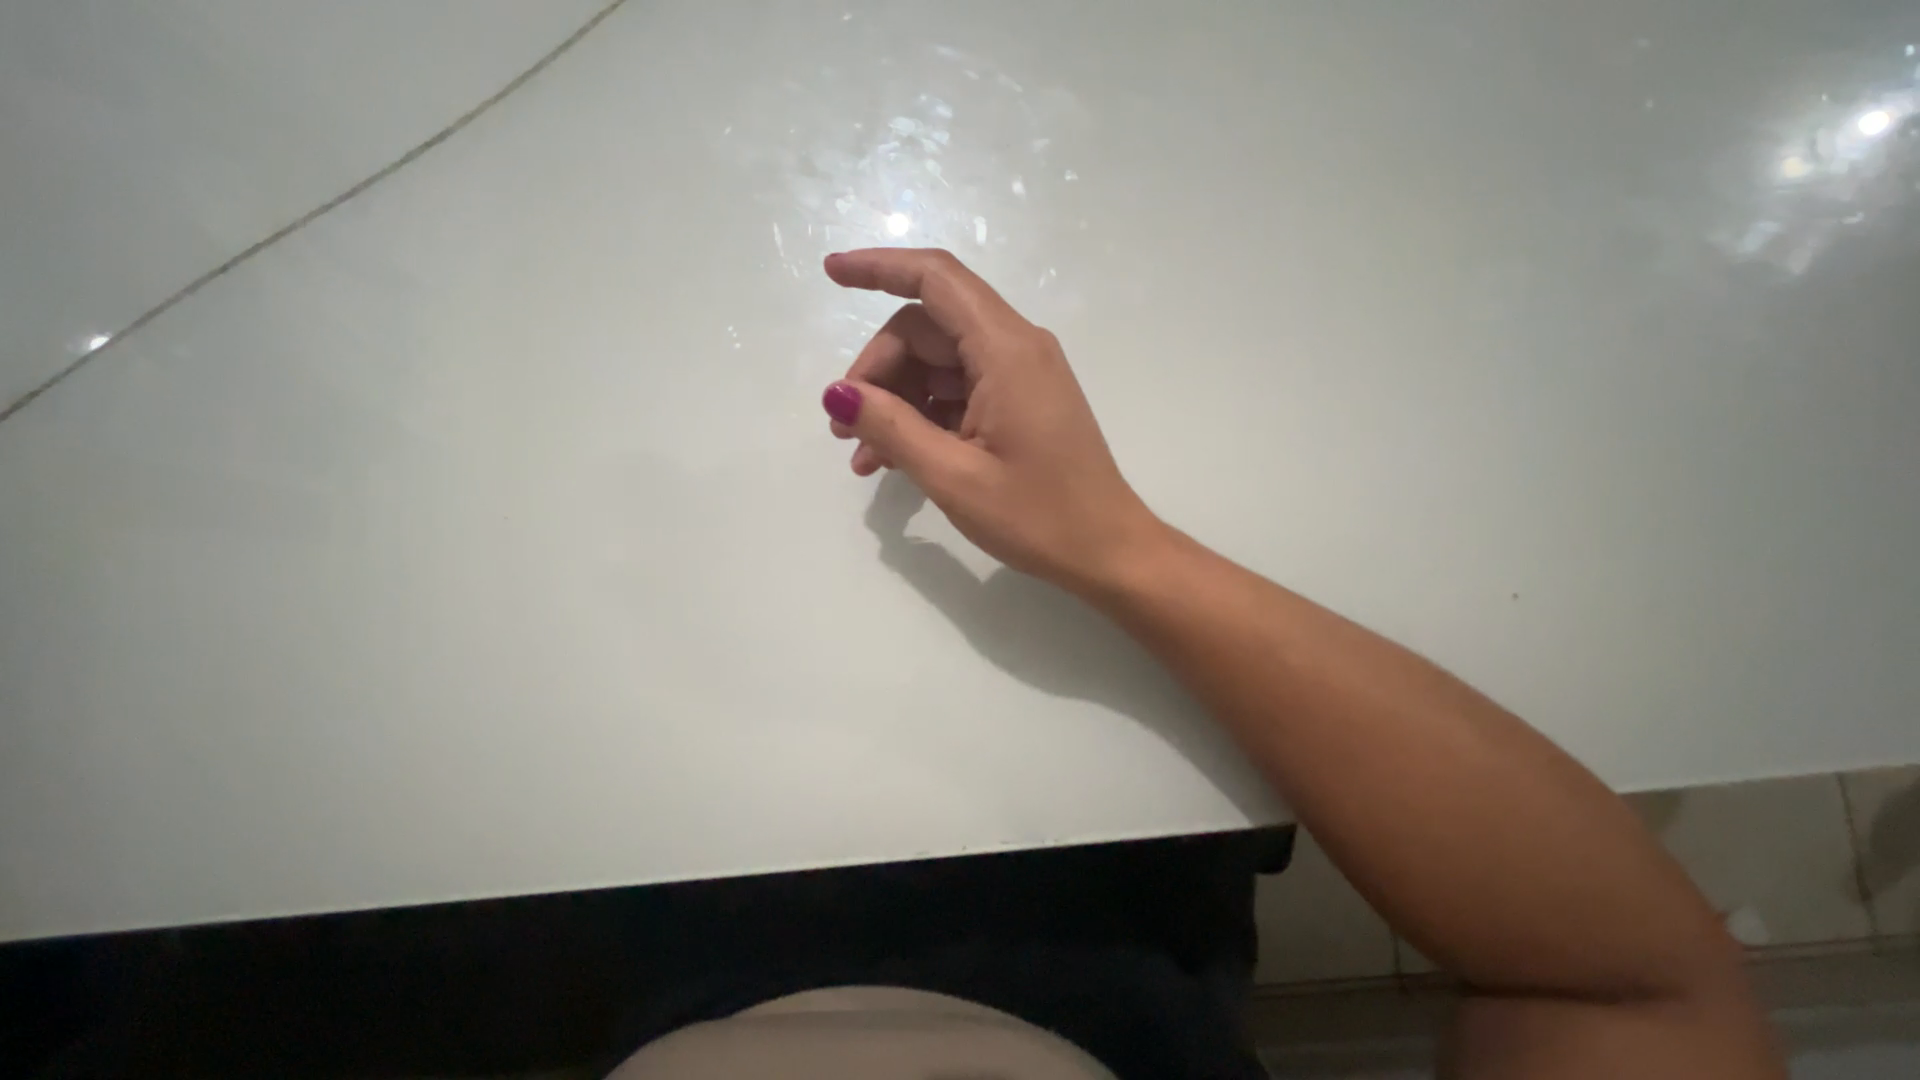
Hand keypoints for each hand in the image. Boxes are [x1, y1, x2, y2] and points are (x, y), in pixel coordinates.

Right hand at [821, 248, 1163, 593]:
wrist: (1106, 550)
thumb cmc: (1037, 516)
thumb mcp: (953, 476)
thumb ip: (891, 428)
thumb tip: (838, 393)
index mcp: (1006, 350)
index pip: (935, 280)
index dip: (878, 268)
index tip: (830, 273)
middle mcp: (1016, 347)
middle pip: (927, 329)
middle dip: (877, 372)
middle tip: (843, 429)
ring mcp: (1021, 374)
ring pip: (938, 363)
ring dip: (895, 402)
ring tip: (865, 460)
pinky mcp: (1022, 401)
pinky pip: (959, 390)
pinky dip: (923, 417)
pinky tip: (895, 460)